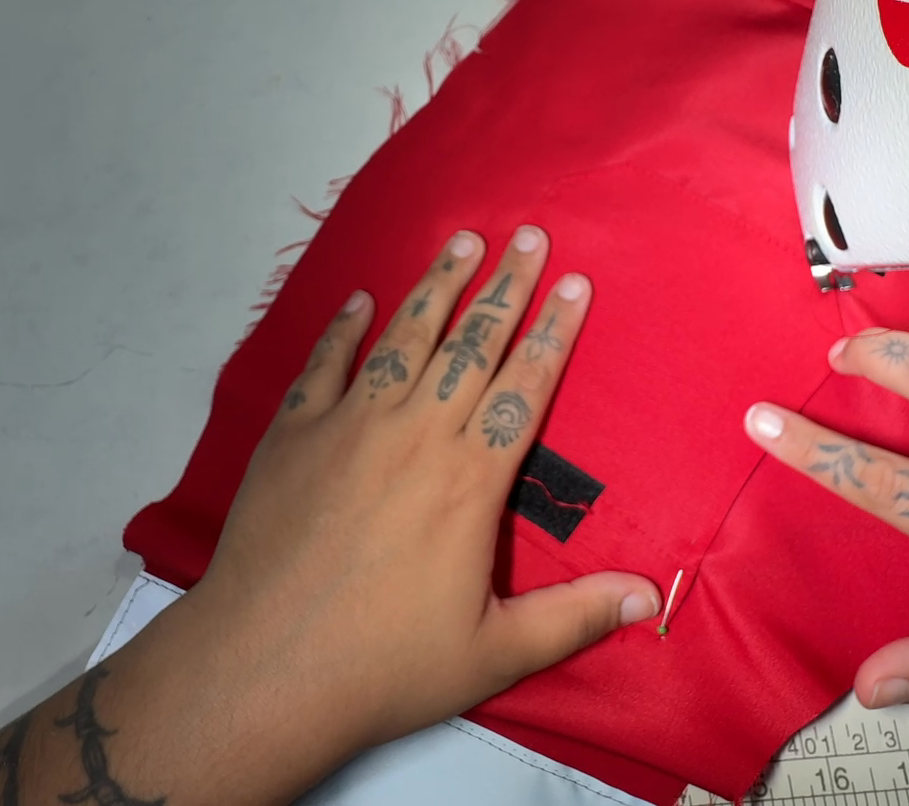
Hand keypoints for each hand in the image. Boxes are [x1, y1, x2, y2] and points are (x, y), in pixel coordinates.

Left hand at [103, 226, 659, 802]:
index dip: (554, 332)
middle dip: (506, 286)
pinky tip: (358, 298)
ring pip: (405, 337)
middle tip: (529, 237)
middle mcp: (416, 433)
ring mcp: (349, 425)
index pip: (525, 385)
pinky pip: (324, 365)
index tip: (574, 284)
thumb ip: (574, 615)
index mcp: (470, 478)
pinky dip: (342, 328)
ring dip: (438, 286)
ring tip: (463, 240)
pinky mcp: (293, 433)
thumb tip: (648, 595)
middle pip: (473, 344)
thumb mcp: (494, 653)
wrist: (260, 671)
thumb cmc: (383, 664)